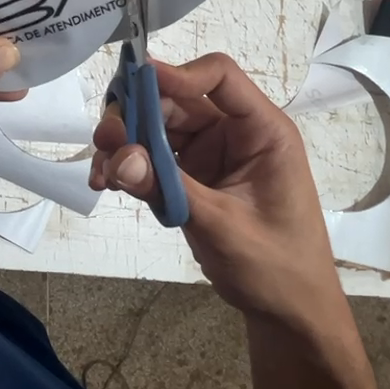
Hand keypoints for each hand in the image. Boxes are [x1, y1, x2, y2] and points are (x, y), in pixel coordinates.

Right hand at [91, 53, 344, 330]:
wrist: (288, 314)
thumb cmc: (276, 267)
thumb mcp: (223, 226)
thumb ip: (168, 187)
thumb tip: (118, 158)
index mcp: (261, 131)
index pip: (220, 77)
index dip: (176, 74)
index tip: (134, 88)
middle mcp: (232, 132)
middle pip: (172, 100)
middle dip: (133, 115)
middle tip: (104, 142)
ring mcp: (208, 153)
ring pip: (154, 126)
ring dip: (123, 142)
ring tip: (102, 173)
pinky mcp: (188, 176)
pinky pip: (149, 156)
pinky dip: (126, 165)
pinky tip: (107, 183)